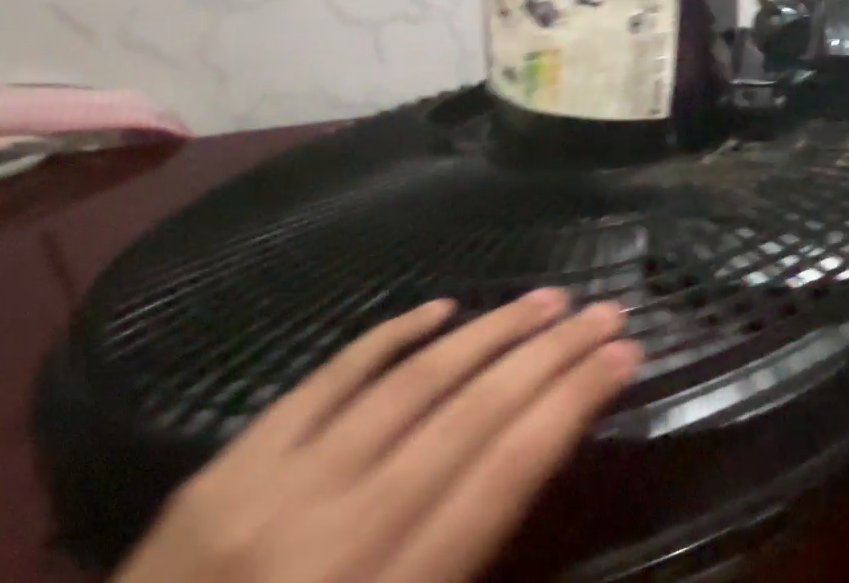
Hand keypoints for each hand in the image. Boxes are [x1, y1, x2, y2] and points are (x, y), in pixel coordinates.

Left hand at [116, 289, 640, 582]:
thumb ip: (469, 550)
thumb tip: (536, 448)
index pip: (510, 469)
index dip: (576, 401)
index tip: (625, 356)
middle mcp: (341, 534)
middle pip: (473, 415)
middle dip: (554, 353)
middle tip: (609, 312)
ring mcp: (274, 493)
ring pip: (411, 384)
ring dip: (493, 332)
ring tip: (551, 299)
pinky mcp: (223, 471)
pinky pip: (323, 382)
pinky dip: (388, 337)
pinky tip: (443, 308)